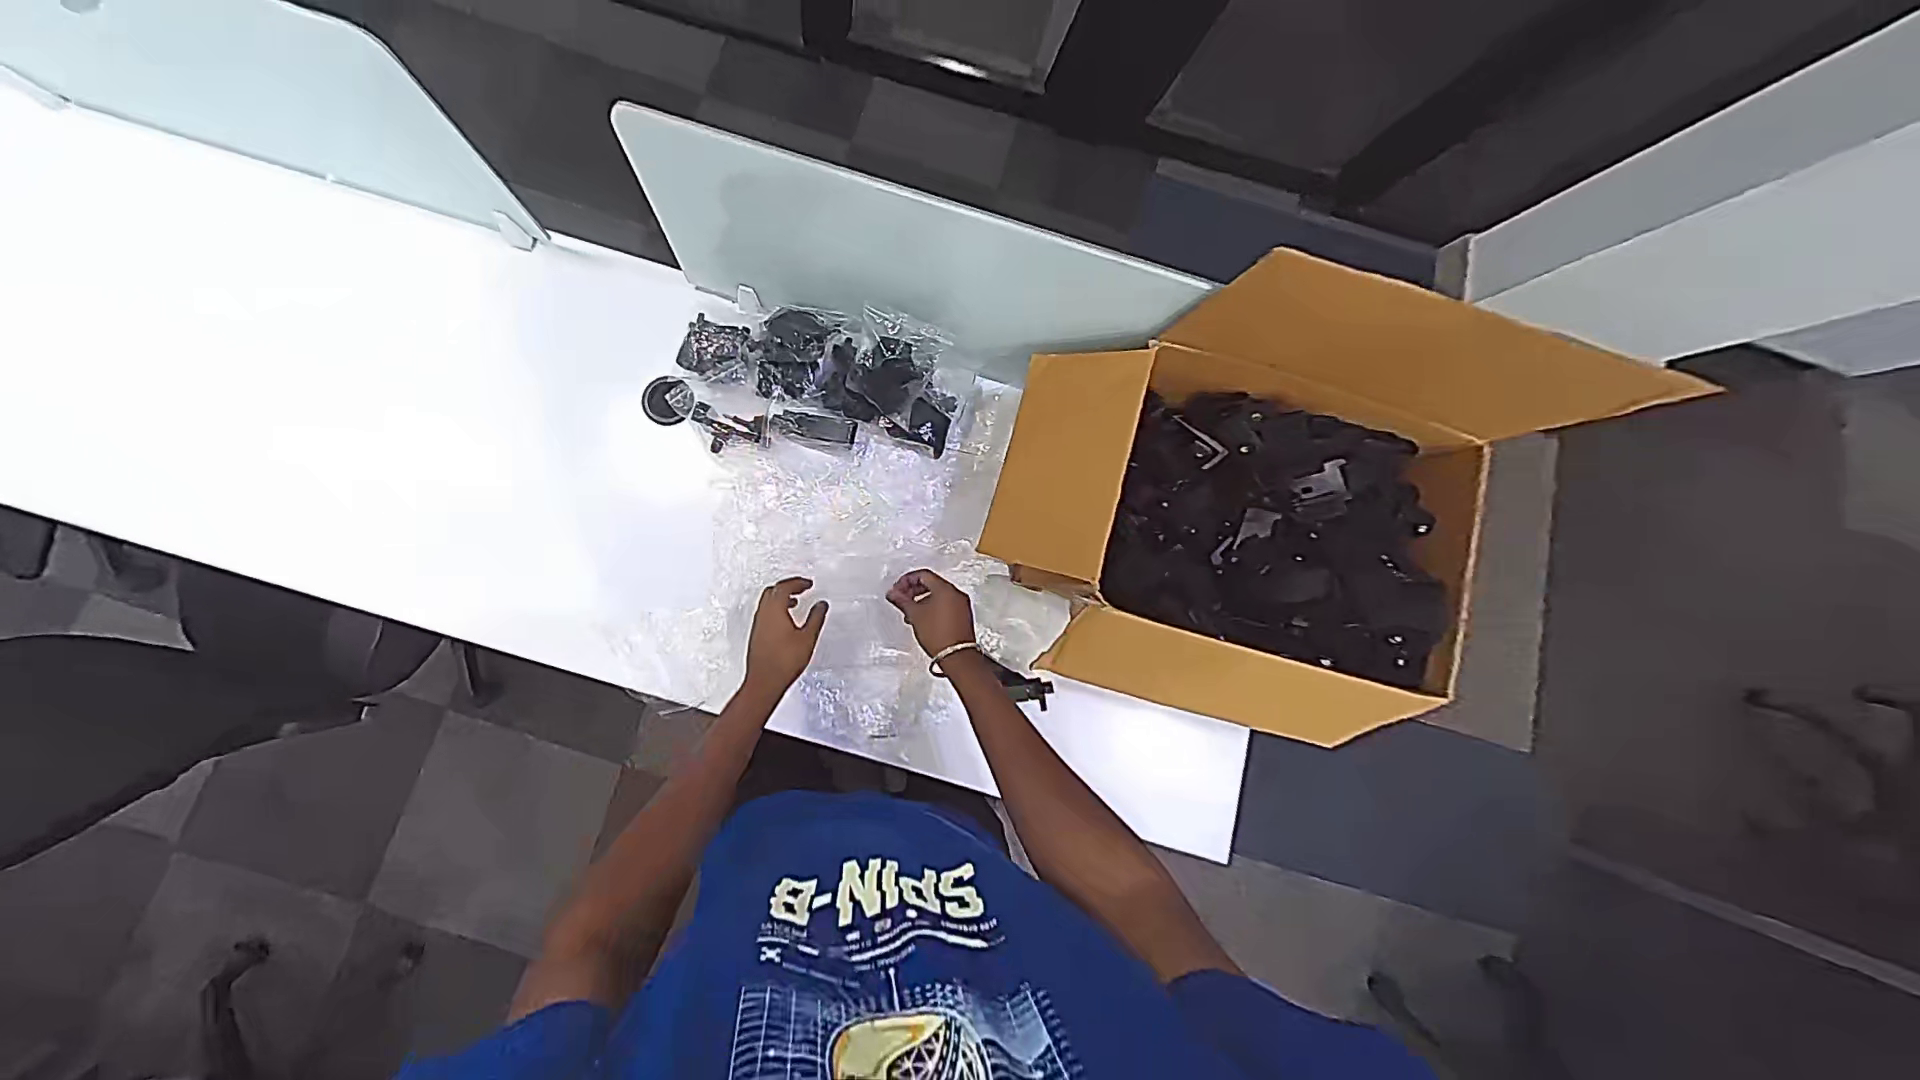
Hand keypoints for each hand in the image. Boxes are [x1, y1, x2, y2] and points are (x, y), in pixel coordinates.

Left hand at [745, 577, 827, 691]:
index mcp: (774, 609)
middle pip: (772, 590)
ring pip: (767, 602)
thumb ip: (816, 618)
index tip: (807, 583)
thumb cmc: (783, 662)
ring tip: (795, 601)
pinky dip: (776, 609)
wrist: (765, 681)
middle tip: (800, 587)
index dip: (797, 582)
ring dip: (781, 598)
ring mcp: (758, 625)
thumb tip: (821, 605)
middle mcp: (762, 614)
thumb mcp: (808, 637)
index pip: (784, 587)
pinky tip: (786, 620)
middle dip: (788, 586)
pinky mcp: (757, 635)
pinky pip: (765, 613)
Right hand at [886, 570, 974, 657]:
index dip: (907, 580)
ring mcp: (962, 605)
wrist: (956, 656)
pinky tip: (924, 619)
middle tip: (902, 598)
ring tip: (911, 612)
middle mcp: (956, 594)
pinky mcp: (963, 616)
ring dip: (922, 600)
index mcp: (945, 589)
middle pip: (931, 583)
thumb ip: (902, 600)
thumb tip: (893, 593)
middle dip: (914, 590)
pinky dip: (933, 607)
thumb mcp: (915, 615)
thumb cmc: (940, 636)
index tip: (898, 589)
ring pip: (939, 595)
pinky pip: (946, 604)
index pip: (923, 575)